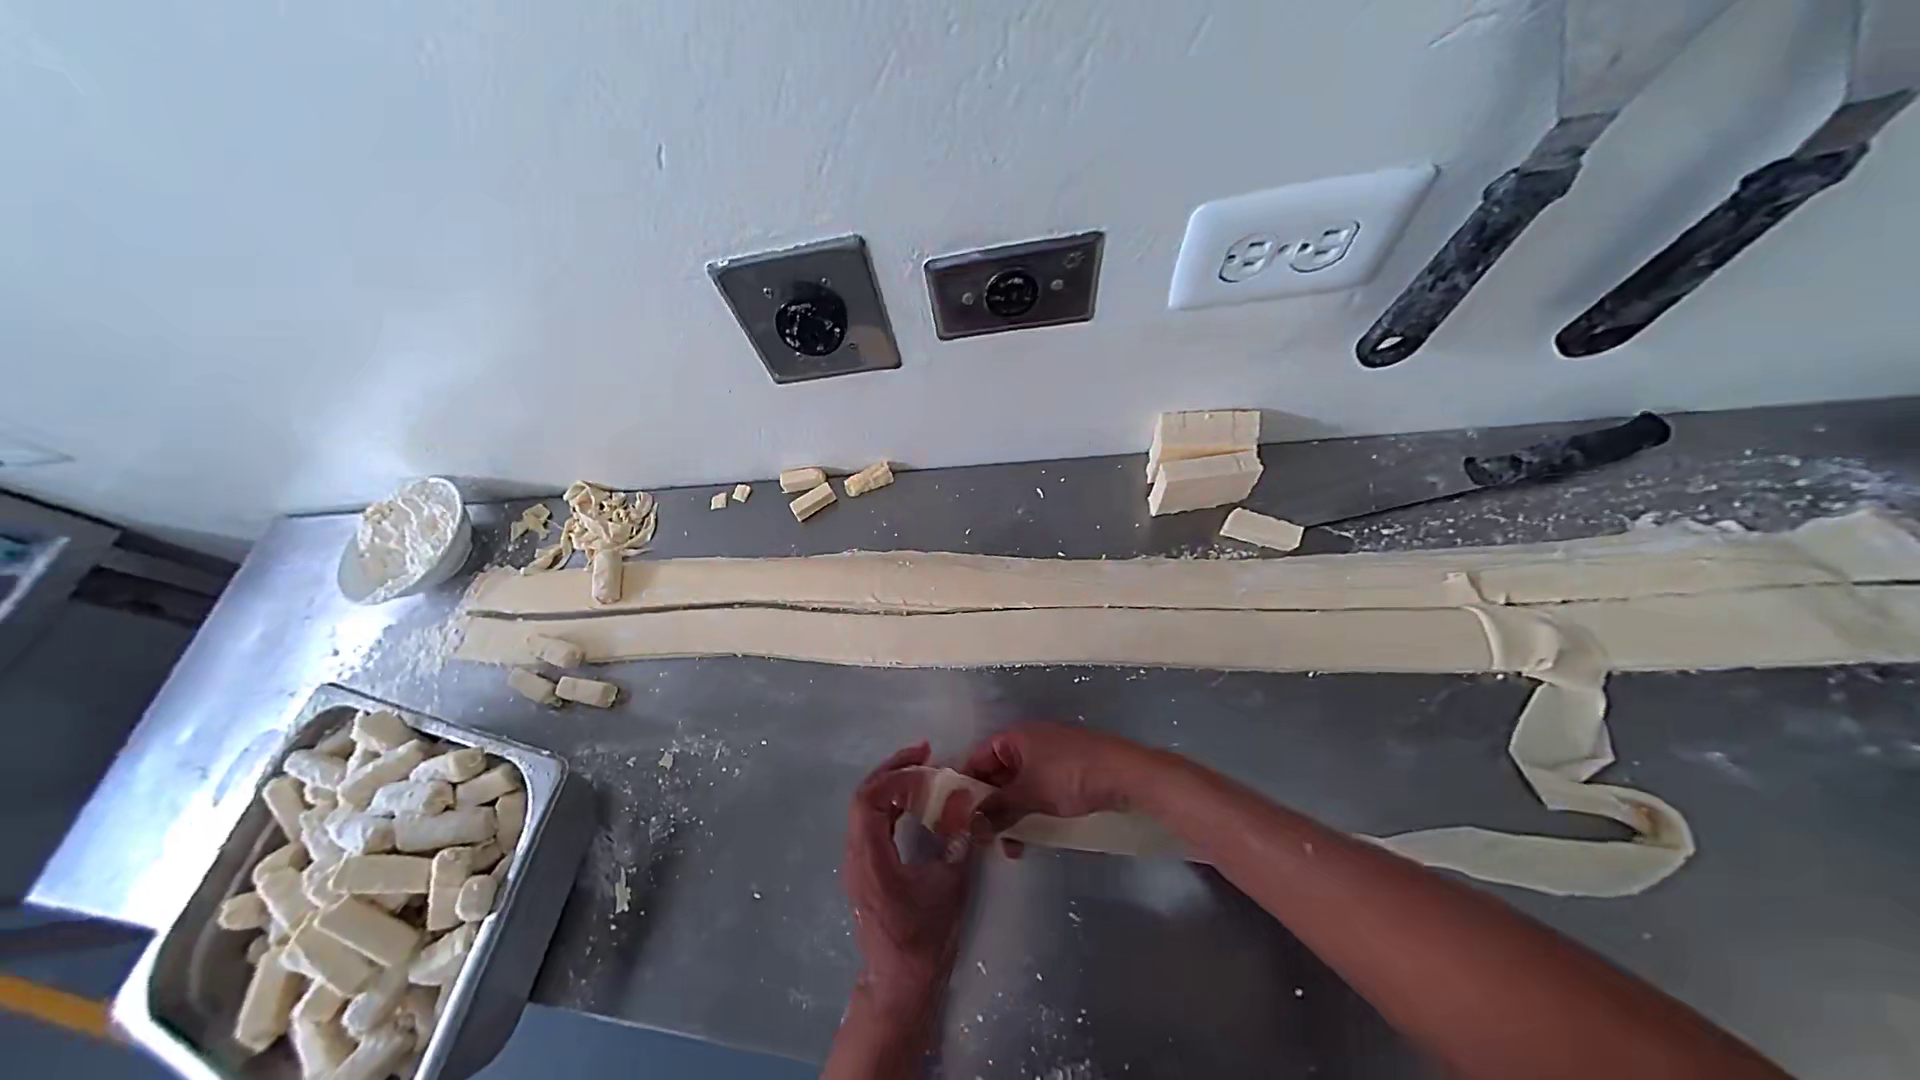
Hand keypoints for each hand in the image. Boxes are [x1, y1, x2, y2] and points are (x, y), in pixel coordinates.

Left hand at [841, 742, 977, 1006]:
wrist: (900, 983)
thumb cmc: (925, 938)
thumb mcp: (949, 886)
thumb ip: (957, 839)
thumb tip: (965, 800)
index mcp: (870, 859)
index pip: (870, 800)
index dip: (896, 777)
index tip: (928, 768)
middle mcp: (855, 855)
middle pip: (863, 797)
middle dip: (893, 770)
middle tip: (923, 752)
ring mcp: (856, 862)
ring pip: (865, 808)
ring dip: (892, 785)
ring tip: (922, 770)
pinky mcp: (864, 868)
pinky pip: (872, 823)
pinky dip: (892, 804)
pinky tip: (915, 802)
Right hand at [961, 722, 1158, 851]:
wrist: (1126, 774)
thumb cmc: (1071, 776)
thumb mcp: (1029, 795)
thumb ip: (996, 810)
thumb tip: (969, 826)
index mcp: (1013, 738)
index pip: (976, 759)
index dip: (965, 787)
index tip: (958, 817)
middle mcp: (1027, 743)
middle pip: (995, 775)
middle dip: (988, 808)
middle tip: (984, 839)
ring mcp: (1047, 758)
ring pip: (1016, 788)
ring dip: (1010, 816)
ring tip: (1011, 847)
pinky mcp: (1065, 773)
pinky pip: (1036, 791)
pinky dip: (1030, 812)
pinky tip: (1032, 839)